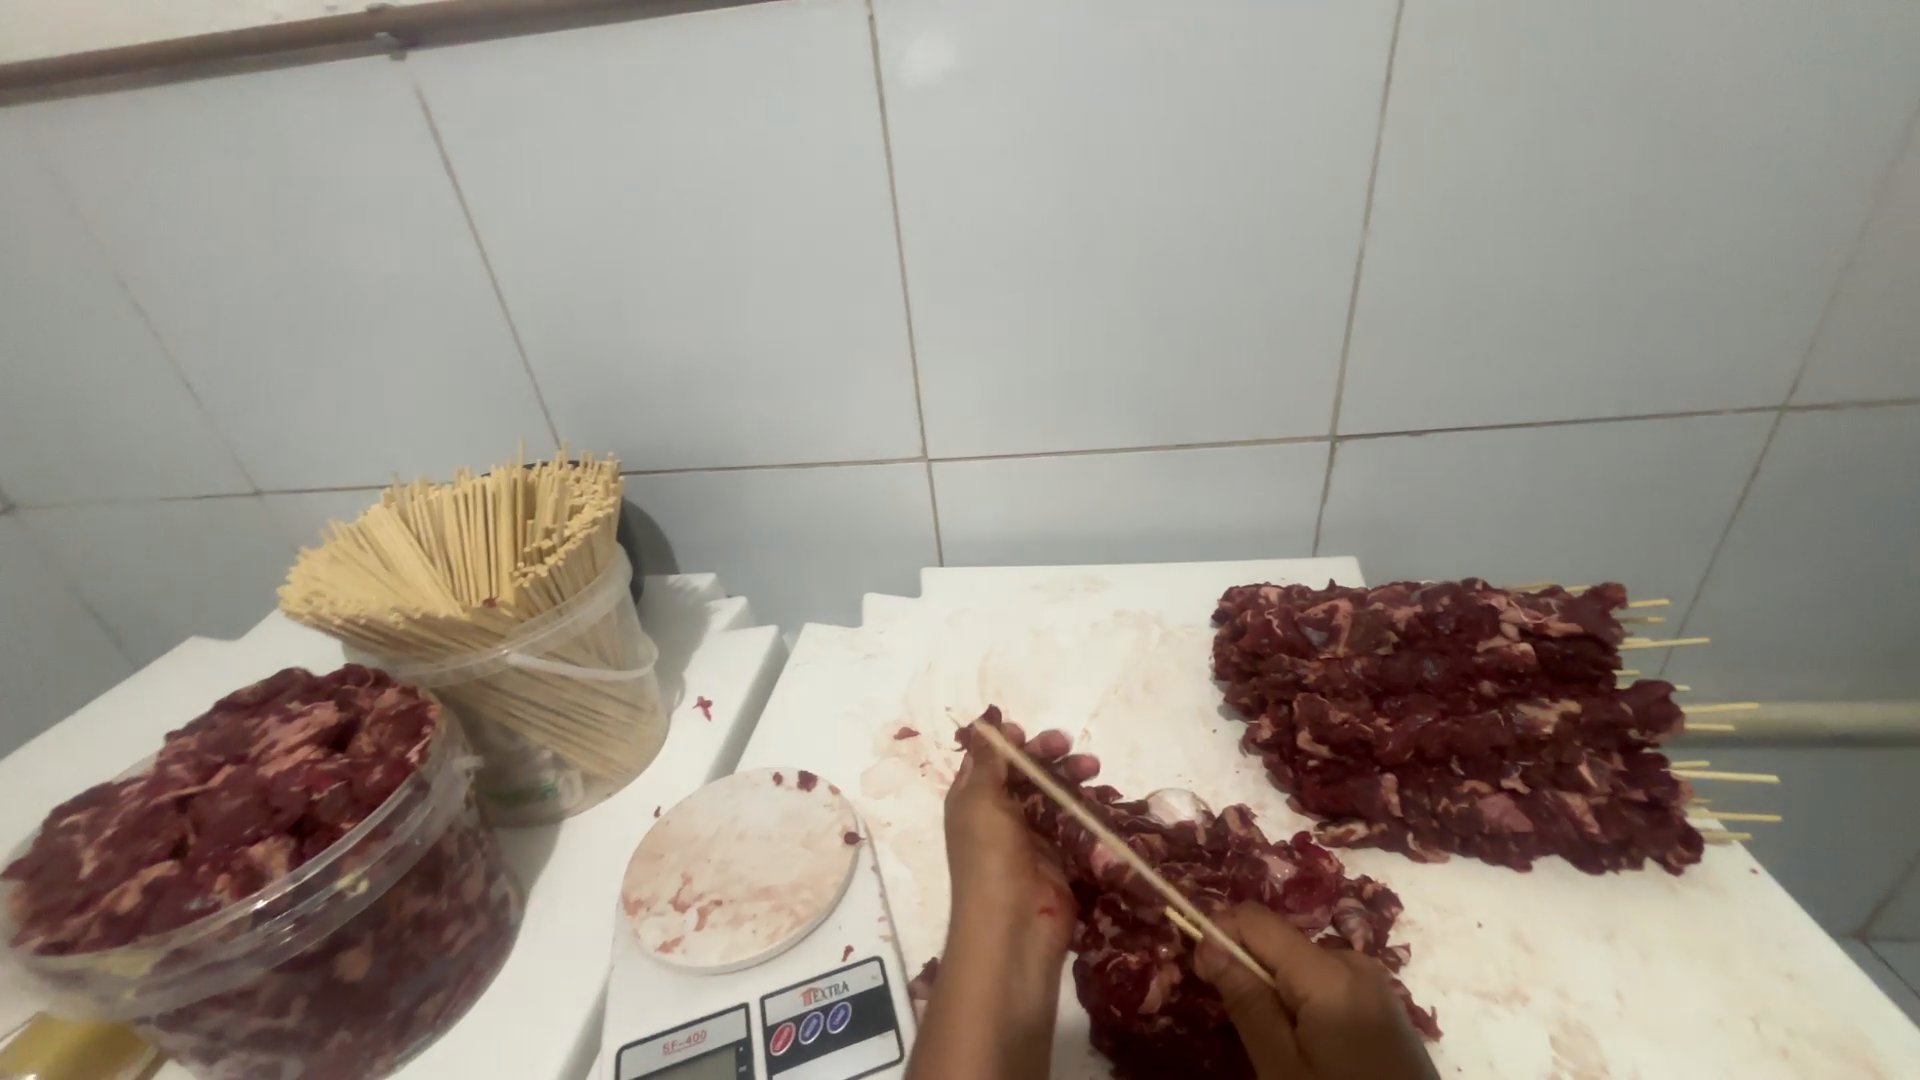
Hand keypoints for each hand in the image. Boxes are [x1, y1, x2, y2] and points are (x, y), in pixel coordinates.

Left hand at [944, 720, 1097, 952]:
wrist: (1014, 928)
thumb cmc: (989, 857)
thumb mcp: (980, 801)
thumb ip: (988, 762)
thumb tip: (983, 725)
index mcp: (971, 799)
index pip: (988, 760)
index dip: (1006, 743)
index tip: (1026, 733)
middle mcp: (998, 815)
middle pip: (1024, 773)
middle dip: (1046, 755)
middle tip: (1068, 743)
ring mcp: (1030, 836)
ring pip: (1052, 793)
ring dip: (1071, 776)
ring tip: (1094, 767)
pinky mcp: (1058, 856)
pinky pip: (1073, 821)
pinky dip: (1087, 806)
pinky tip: (1102, 794)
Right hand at [1197, 903, 1438, 1079]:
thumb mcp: (1282, 1067)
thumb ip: (1245, 999)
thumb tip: (1209, 943)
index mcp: (1328, 972)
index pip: (1254, 919)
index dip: (1219, 934)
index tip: (1202, 974)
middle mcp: (1353, 961)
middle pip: (1277, 939)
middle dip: (1247, 966)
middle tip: (1238, 1022)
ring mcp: (1373, 982)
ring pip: (1298, 961)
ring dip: (1273, 986)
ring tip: (1276, 1043)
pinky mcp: (1383, 1004)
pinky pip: (1324, 981)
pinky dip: (1301, 999)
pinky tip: (1307, 1046)